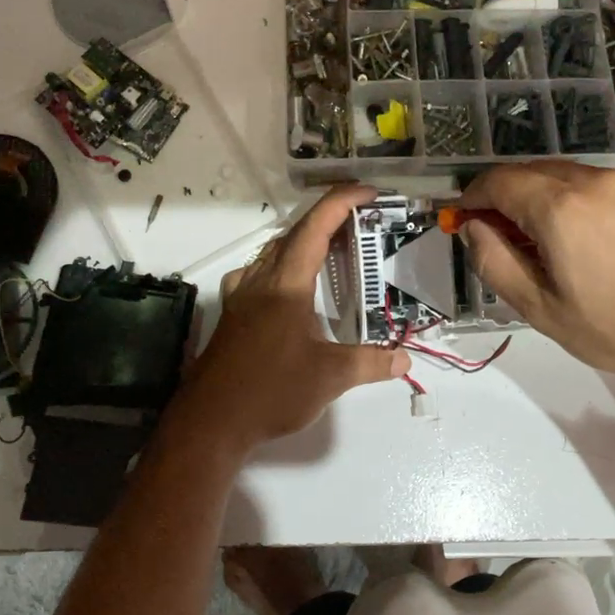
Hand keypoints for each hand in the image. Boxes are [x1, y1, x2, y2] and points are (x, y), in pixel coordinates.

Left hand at [164, 185, 408, 456]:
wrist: (211, 422)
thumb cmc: (270, 391)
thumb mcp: (329, 378)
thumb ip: (369, 363)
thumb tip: (403, 358)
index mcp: (286, 284)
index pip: (315, 227)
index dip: (341, 202)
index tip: (368, 192)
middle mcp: (261, 281)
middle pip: (294, 233)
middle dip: (328, 218)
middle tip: (361, 219)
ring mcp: (242, 297)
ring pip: (273, 252)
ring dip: (303, 240)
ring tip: (332, 246)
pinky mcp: (233, 315)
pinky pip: (258, 273)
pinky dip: (281, 265)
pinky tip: (287, 285)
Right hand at [457, 161, 614, 394]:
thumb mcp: (543, 310)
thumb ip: (495, 262)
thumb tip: (472, 228)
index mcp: (560, 207)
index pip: (499, 181)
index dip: (473, 196)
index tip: (464, 216)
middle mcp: (596, 180)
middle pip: (535, 172)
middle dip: (510, 196)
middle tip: (505, 234)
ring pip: (575, 178)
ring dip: (552, 199)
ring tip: (559, 244)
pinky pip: (613, 187)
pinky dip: (592, 204)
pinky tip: (607, 244)